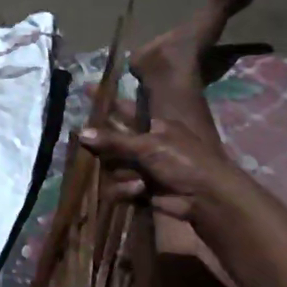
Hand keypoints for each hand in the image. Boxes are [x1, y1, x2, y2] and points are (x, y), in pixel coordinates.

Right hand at [80, 103, 244, 219]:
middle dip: (104, 149)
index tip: (86, 89)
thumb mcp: (149, 144)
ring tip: (137, 179)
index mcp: (152, 127)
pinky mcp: (137, 190)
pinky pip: (116, 188)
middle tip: (88, 148)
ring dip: (121, 174)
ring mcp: (140, 168)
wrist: (205, 197)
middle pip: (110, 142)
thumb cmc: (183, 161)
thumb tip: (81, 132)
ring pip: (110, 167)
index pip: (123, 110)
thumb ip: (113, 139)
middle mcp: (143, 145)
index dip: (106, 102)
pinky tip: (139, 190)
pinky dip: (126, 190)